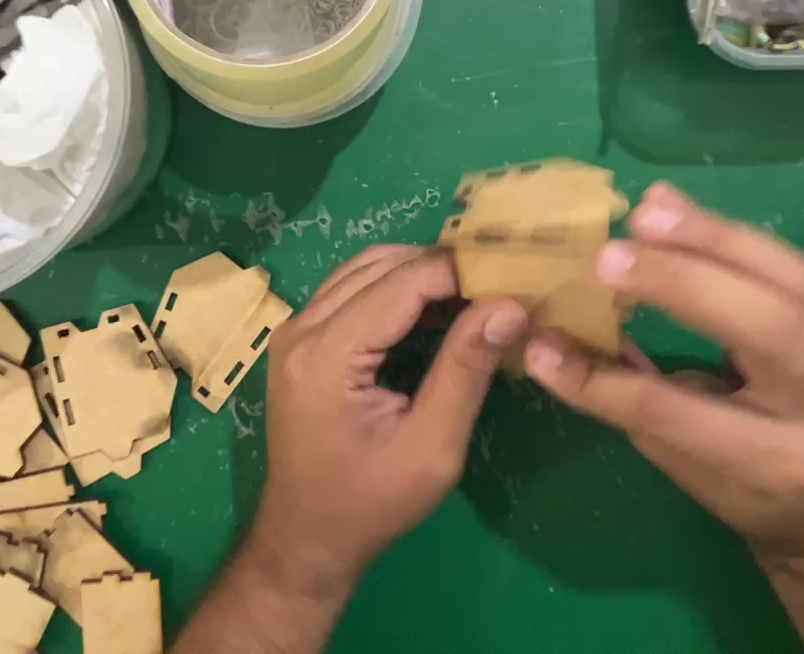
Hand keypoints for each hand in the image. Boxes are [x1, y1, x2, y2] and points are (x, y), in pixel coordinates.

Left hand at [247, 245, 527, 592]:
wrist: (306, 537)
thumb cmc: (371, 504)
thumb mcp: (432, 448)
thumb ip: (466, 370)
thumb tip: (509, 306)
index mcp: (327, 355)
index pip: (401, 282)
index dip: (456, 272)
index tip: (507, 278)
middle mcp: (302, 328)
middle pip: (380, 265)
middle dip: (439, 266)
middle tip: (493, 285)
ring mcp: (294, 328)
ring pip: (362, 268)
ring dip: (415, 270)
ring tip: (468, 293)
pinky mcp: (299, 335)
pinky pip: (349, 287)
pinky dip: (391, 285)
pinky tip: (430, 307)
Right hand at [523, 182, 803, 561]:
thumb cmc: (739, 484)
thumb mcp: (676, 460)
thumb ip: (622, 395)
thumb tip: (543, 341)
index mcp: (784, 466)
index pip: (685, 417)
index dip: (608, 382)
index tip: (542, 345)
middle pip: (767, 330)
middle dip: (682, 282)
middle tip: (609, 254)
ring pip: (789, 278)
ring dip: (709, 236)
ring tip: (646, 212)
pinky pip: (785, 260)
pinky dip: (725, 231)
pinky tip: (672, 207)